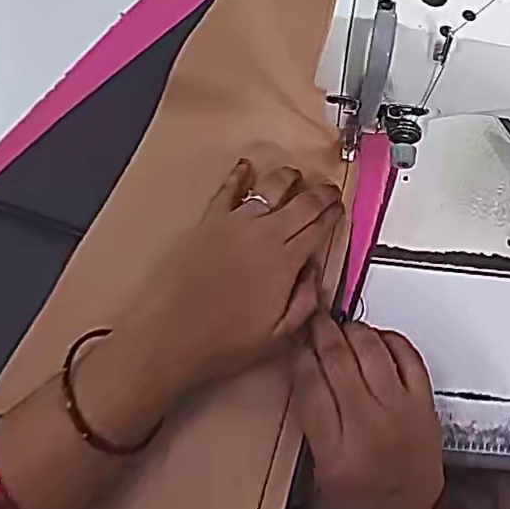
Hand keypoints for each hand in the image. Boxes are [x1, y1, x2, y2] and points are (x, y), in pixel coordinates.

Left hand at [117, 160, 342, 406]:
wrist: (171, 337)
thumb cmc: (223, 341)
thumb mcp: (279, 334)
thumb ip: (306, 301)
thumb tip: (316, 273)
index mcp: (285, 261)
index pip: (319, 227)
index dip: (333, 215)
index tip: (338, 210)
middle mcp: (264, 234)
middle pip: (303, 202)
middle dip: (321, 193)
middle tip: (328, 191)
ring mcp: (236, 223)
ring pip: (271, 187)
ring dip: (289, 179)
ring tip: (295, 177)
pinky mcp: (209, 220)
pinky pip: (228, 189)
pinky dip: (239, 174)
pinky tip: (246, 167)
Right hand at [291, 318, 444, 508]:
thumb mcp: (314, 486)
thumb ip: (305, 432)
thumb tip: (298, 372)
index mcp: (337, 455)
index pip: (310, 385)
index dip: (298, 354)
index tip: (291, 342)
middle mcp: (371, 428)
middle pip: (339, 359)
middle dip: (321, 331)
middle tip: (312, 319)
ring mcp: (402, 412)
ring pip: (372, 348)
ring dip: (352, 329)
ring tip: (340, 326)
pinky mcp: (425, 404)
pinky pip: (407, 354)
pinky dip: (389, 338)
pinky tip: (375, 337)